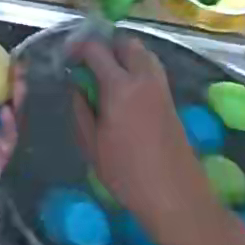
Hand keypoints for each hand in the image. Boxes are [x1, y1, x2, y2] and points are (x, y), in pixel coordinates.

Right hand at [69, 34, 215, 238]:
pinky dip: (136, 68)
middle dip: (105, 45)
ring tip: (106, 74)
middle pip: (126, 43)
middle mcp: (143, 80)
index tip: (67, 59)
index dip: (78, 48)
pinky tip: (123, 90)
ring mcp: (161, 90)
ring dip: (124, 55)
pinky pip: (152, 71)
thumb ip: (80, 109)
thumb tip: (77, 87)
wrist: (178, 200)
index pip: (96, 49)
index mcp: (119, 87)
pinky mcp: (171, 102)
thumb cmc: (127, 174)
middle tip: (88, 62)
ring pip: (144, 54)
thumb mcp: (91, 144)